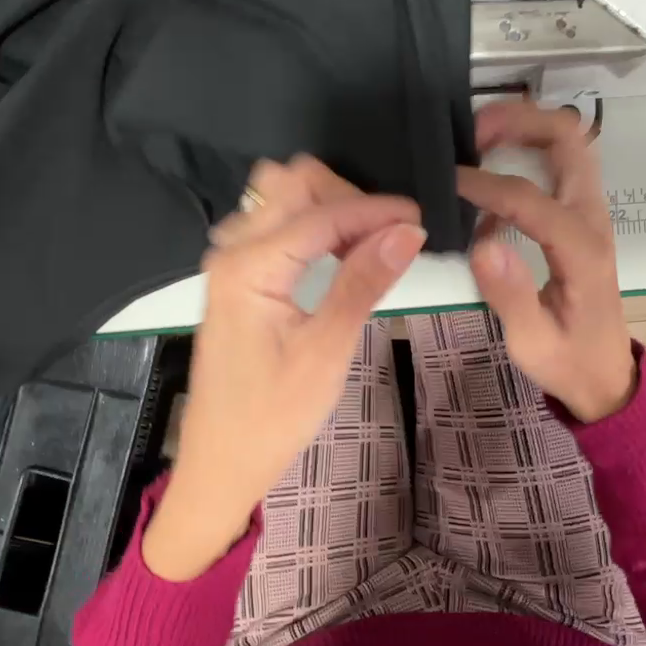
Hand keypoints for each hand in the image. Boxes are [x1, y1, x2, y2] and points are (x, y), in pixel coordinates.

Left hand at [143, 156, 424, 580]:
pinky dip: (308, 226)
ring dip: (325, 207)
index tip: (422, 220)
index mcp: (249, 266)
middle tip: (388, 237)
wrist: (222, 461)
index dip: (376, 210)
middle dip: (346, 197)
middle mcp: (231, 251)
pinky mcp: (236, 278)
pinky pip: (272, 226)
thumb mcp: (325, 352)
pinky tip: (335, 256)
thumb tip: (408, 232)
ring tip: (365, 246)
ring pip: (279, 199)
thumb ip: (363, 284)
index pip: (322, 214)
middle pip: (292, 184)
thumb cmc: (272, 416)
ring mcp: (229, 263)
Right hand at [458, 101, 636, 422]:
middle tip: (471, 133)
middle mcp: (592, 219)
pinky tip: (486, 185)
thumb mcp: (532, 342)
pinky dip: (524, 154)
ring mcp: (590, 213)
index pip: (530, 198)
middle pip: (568, 140)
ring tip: (475, 140)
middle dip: (519, 121)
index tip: (446, 183)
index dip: (485, 185)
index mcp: (582, 251)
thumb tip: (482, 244)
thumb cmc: (568, 360)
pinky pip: (557, 166)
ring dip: (524, 128)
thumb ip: (510, 295)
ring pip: (566, 144)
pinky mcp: (580, 217)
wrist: (605, 375)